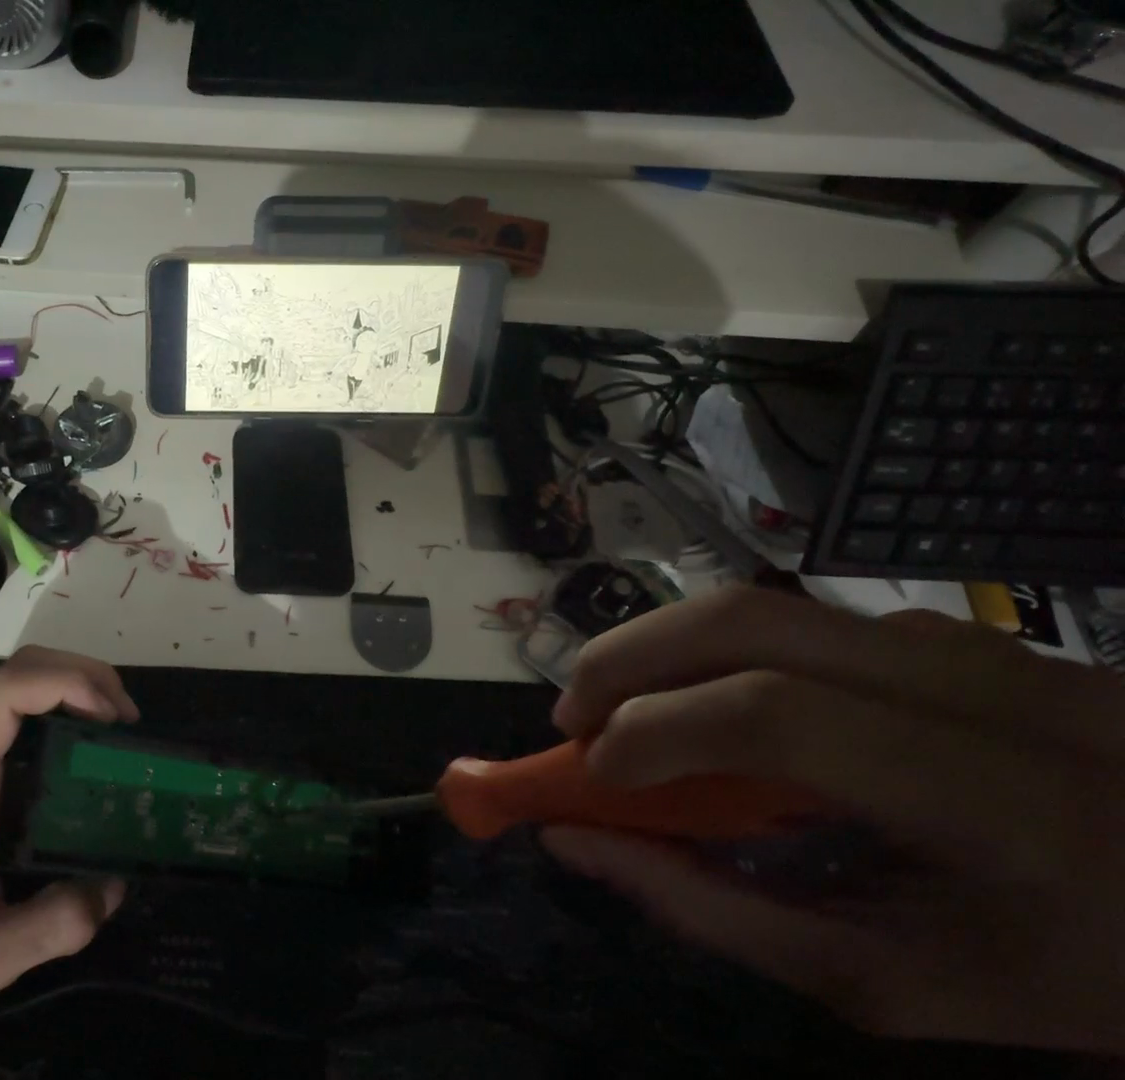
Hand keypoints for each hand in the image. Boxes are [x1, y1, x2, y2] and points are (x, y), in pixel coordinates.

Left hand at [0, 646, 137, 1000]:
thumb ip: (51, 927)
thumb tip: (115, 887)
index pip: (3, 695)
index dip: (63, 684)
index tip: (112, 717)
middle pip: (17, 671)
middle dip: (79, 674)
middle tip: (127, 717)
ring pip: (19, 683)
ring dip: (74, 684)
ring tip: (119, 725)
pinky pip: (22, 713)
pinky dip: (64, 706)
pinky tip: (93, 744)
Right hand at [544, 587, 1124, 1055]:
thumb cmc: (1050, 974)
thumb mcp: (881, 980)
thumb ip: (709, 909)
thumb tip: (567, 836)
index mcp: (1005, 804)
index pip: (778, 716)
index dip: (657, 732)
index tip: (592, 779)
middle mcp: (996, 691)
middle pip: (753, 620)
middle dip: (626, 659)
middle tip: (572, 718)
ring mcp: (990, 645)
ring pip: (771, 607)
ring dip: (665, 650)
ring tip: (630, 711)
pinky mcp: (972, 632)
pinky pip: (810, 623)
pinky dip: (726, 655)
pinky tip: (722, 707)